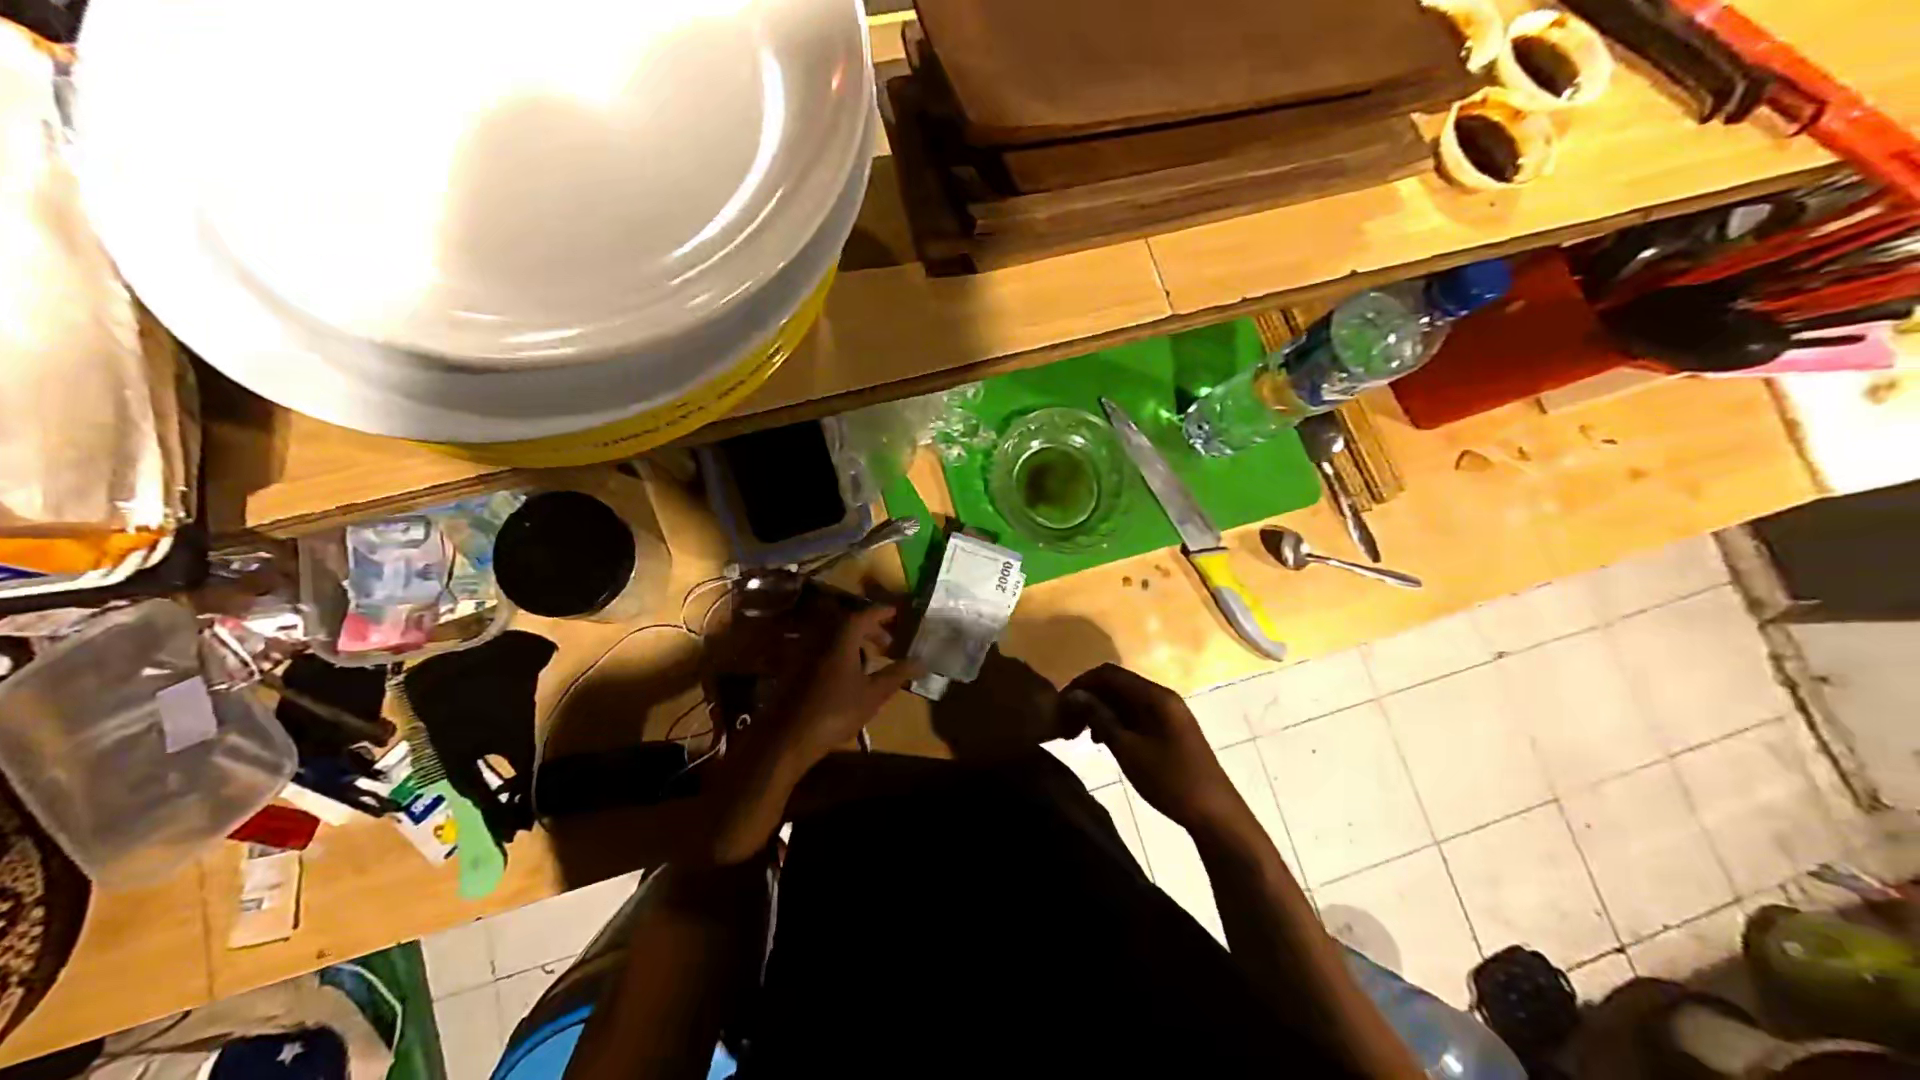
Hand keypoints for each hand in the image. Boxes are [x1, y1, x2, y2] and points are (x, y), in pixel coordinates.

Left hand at [777, 605, 923, 762]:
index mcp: (841, 641)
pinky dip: (838, 654)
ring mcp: (804, 654)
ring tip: (870, 661)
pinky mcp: (795, 670)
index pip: (863, 615)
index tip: (897, 613)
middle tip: (887, 643)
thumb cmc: (836, 712)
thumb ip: (897, 675)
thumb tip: (921, 662)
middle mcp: (820, 640)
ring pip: (833, 638)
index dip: (881, 612)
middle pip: (847, 624)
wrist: (790, 736)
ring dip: (854, 643)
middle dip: (869, 629)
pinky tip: (847, 676)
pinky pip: (822, 651)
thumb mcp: (873, 694)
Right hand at [1059, 664, 1246, 832]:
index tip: (1060, 705)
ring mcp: (1168, 712)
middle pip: (1117, 684)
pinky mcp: (1170, 728)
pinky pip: (1136, 714)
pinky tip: (1102, 741)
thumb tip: (1075, 696)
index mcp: (1155, 696)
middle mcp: (1162, 696)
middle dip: (1089, 698)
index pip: (1109, 674)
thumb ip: (1100, 718)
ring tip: (1080, 735)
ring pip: (1125, 700)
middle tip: (1067, 723)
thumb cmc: (1169, 780)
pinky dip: (1116, 722)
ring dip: (1101, 711)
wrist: (1214, 813)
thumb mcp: (1128, 750)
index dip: (1082, 684)